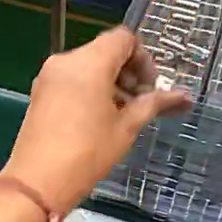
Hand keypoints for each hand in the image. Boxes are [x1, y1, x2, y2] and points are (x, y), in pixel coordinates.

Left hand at [0, 28, 189, 212]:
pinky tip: (98, 120)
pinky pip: (72, 79)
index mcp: (89, 62)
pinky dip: (90, 89)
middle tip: (140, 104)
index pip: (124, 38)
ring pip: (88, 65)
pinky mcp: (40, 92)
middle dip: (128, 73)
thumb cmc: (88, 153)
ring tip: (121, 116)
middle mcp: (66, 61)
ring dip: (110, 83)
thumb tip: (184, 96)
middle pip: (106, 51)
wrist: (37, 183)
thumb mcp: (127, 127)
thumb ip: (154, 104)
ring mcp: (49, 76)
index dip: (144, 59)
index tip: (150, 88)